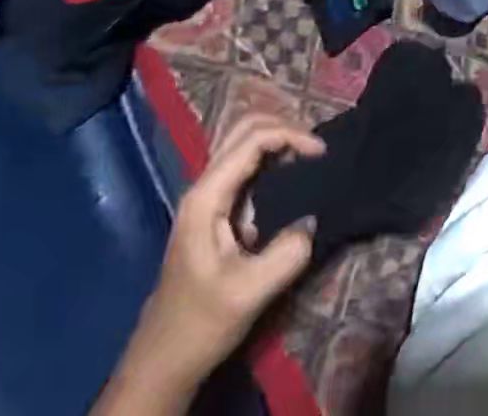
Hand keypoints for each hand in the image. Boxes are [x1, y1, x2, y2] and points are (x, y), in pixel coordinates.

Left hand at [95, 116, 323, 413]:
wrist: (164, 361)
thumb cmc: (202, 322)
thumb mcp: (251, 290)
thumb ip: (289, 250)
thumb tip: (316, 218)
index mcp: (206, 199)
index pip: (252, 140)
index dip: (292, 136)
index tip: (323, 154)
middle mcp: (204, 189)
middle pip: (243, 130)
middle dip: (285, 127)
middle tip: (319, 147)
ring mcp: (210, 200)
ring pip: (245, 145)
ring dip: (281, 140)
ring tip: (313, 156)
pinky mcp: (220, 212)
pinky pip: (249, 167)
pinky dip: (276, 158)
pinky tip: (297, 174)